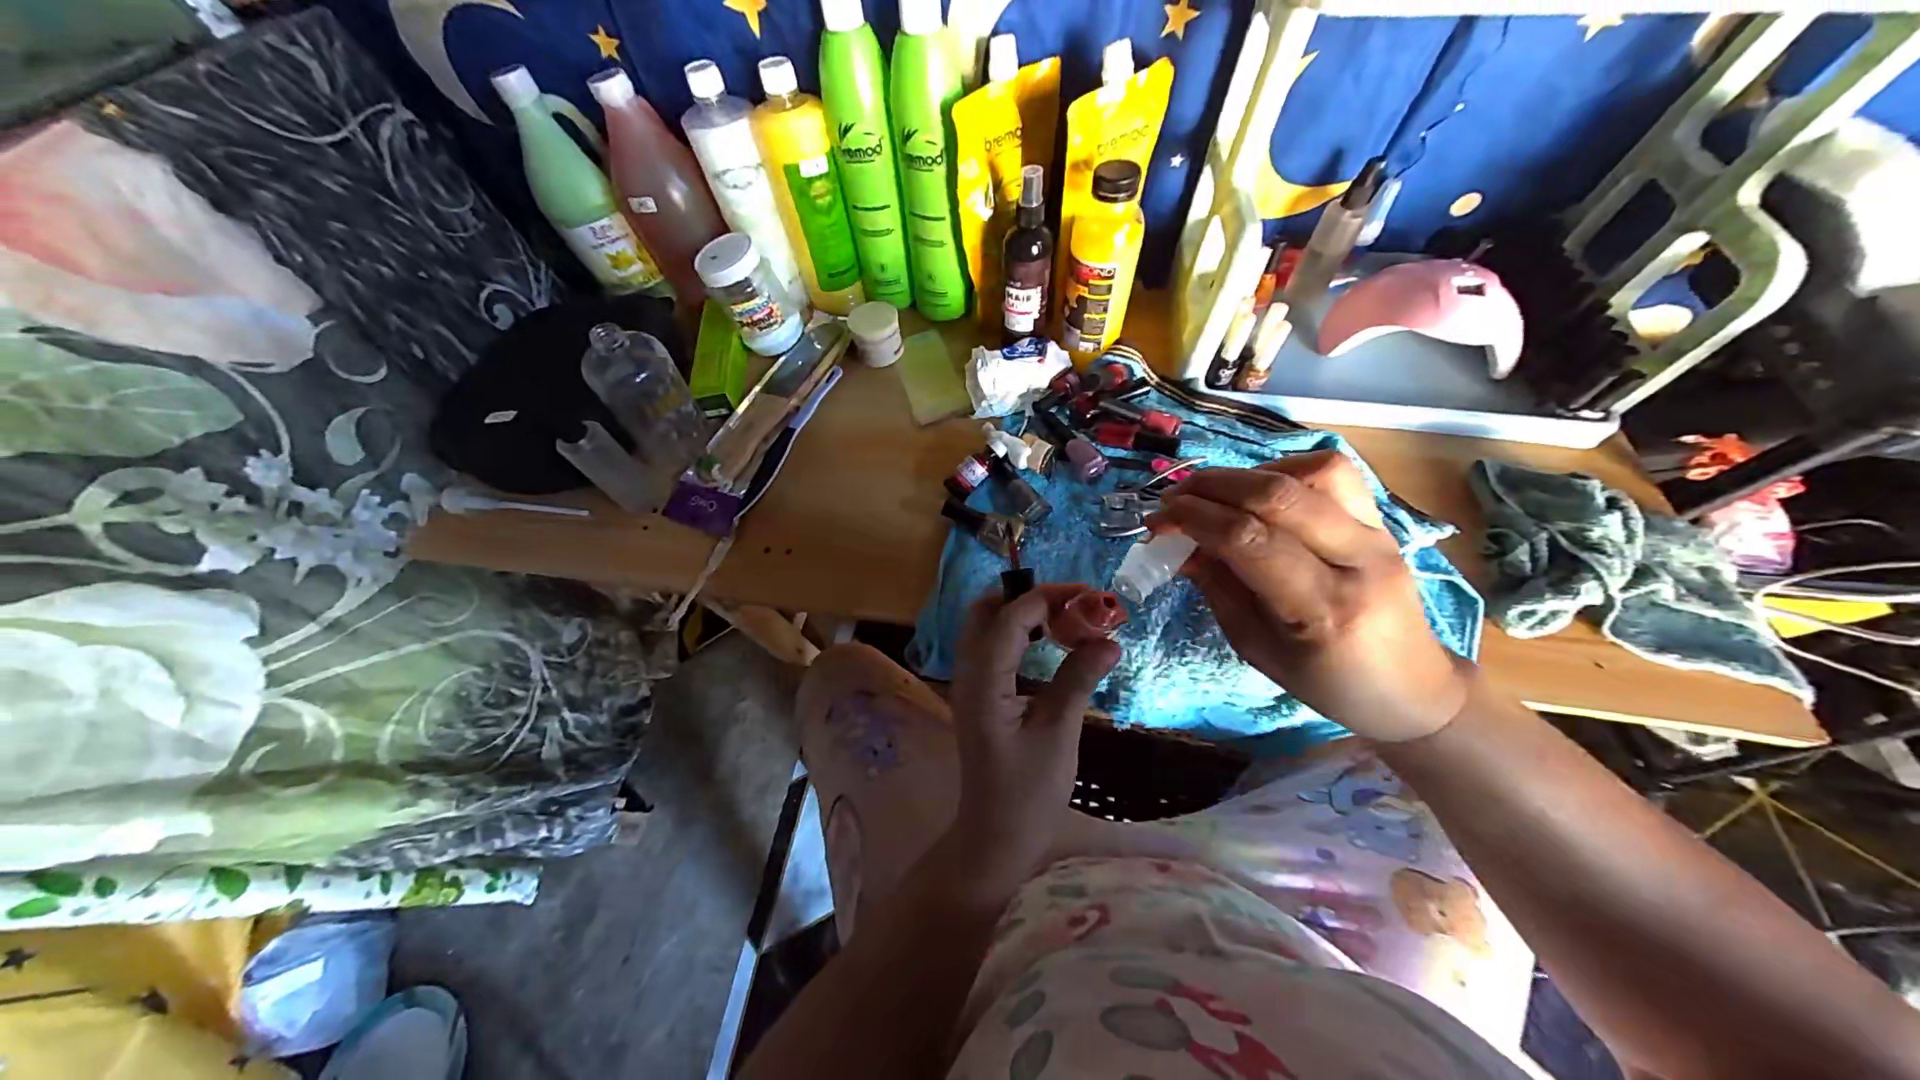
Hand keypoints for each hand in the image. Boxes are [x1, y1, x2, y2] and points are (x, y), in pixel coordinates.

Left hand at [945, 585, 1120, 896]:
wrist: (997, 836)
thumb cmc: (1028, 793)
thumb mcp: (1058, 734)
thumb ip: (1078, 680)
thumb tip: (1109, 640)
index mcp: (983, 683)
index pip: (1009, 619)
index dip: (1048, 599)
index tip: (1090, 596)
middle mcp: (968, 675)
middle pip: (986, 611)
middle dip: (1028, 598)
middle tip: (1074, 606)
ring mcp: (969, 684)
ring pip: (987, 627)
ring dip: (1024, 614)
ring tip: (1069, 620)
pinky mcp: (979, 695)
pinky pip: (993, 648)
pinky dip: (1020, 634)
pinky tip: (1051, 644)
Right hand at [1146, 451, 1470, 741]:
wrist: (1410, 686)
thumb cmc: (1326, 681)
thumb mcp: (1257, 647)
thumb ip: (1218, 588)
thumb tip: (1181, 544)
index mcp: (1321, 609)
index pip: (1248, 539)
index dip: (1194, 518)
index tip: (1157, 521)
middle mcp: (1356, 561)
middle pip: (1278, 495)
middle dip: (1212, 486)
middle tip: (1174, 498)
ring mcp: (1377, 534)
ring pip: (1312, 471)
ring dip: (1250, 473)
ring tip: (1218, 493)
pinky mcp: (1383, 521)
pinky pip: (1334, 473)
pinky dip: (1286, 469)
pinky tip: (1261, 491)